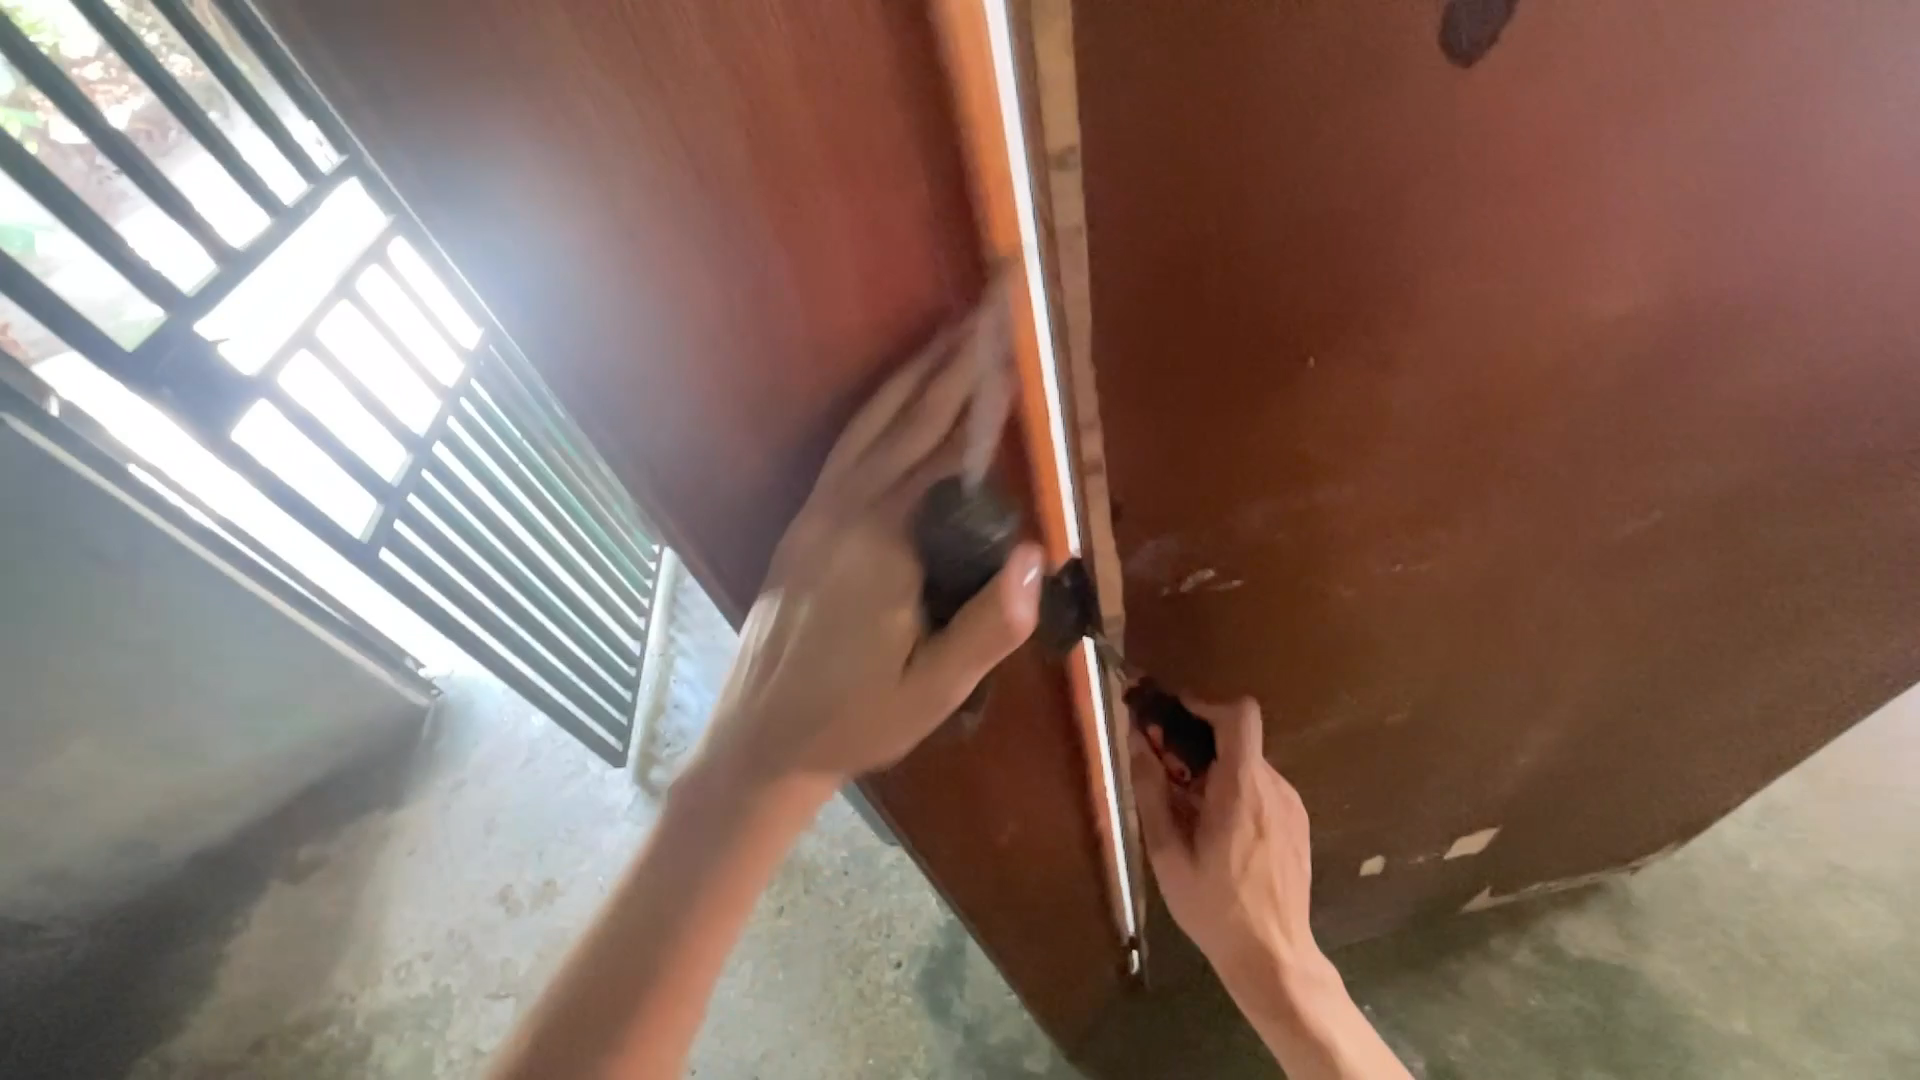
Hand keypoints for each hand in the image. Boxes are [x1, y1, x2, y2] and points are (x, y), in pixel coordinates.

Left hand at [690, 303, 1042, 796]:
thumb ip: (988, 627)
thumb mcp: (934, 693)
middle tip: (987, 303)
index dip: (983, 401)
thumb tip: (1040, 554)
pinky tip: (894, 398)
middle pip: (909, 423)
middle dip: (954, 362)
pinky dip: (875, 411)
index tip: (1011, 346)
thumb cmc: (854, 721)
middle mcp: (846, 514)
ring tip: (949, 332)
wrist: (760, 739)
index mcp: (884, 548)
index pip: (948, 458)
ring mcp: (817, 514)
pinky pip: (844, 450)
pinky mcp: (801, 525)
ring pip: (871, 427)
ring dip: (913, 374)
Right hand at [1131, 697, 1320, 979]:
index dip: (1205, 704)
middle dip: (1197, 746)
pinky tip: (1218, 831)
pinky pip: (1261, 787)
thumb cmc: (1213, 906)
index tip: (1173, 716)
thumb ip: (1150, 790)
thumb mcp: (1166, 853)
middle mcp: (1274, 787)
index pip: (1239, 715)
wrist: (1273, 956)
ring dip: (1215, 772)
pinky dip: (1235, 791)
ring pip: (1247, 764)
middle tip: (1165, 772)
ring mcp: (1291, 805)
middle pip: (1236, 739)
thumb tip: (1135, 740)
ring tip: (1189, 811)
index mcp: (1242, 789)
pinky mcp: (1297, 822)